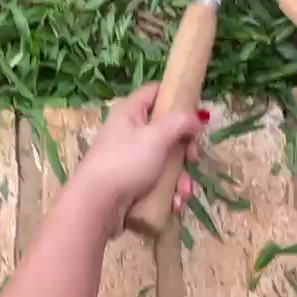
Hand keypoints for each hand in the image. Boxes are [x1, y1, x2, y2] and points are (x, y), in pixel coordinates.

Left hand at [65, 83, 205, 238]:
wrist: (97, 204)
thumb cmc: (125, 161)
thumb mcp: (156, 137)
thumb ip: (180, 122)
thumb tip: (199, 117)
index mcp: (130, 111)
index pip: (156, 91)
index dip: (178, 98)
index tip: (196, 115)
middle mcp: (130, 130)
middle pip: (166, 129)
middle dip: (184, 148)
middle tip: (192, 158)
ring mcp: (131, 156)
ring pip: (166, 159)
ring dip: (179, 176)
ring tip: (182, 192)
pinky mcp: (132, 180)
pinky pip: (158, 180)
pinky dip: (169, 190)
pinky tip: (174, 203)